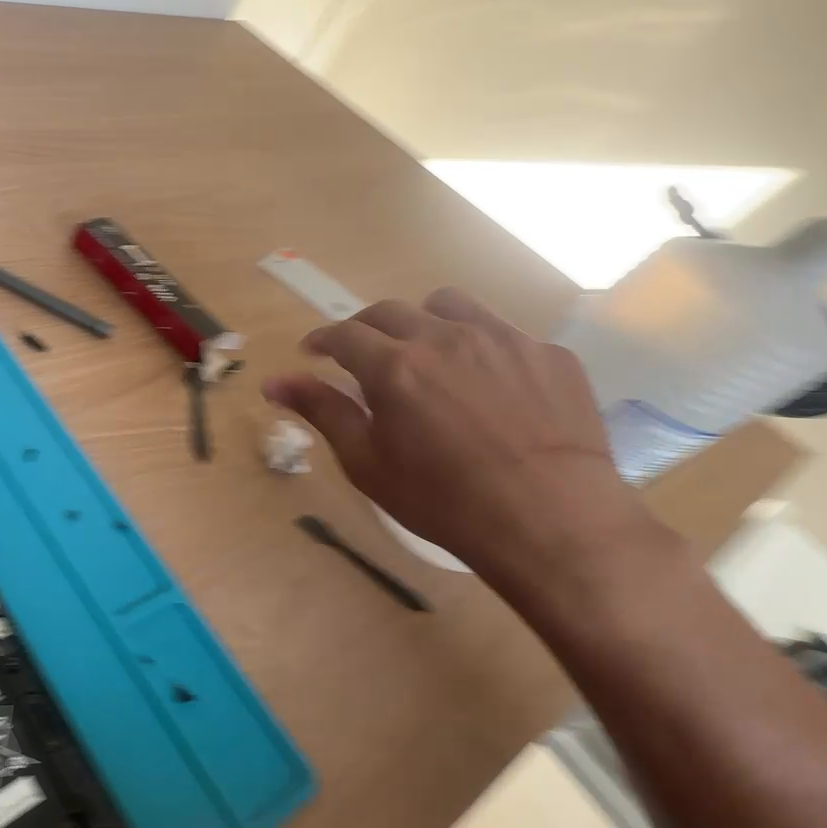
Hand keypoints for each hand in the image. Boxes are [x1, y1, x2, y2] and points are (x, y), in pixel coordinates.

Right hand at [263, 288, 655, 584]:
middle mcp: (444, 338)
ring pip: (449, 306)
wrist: (553, 522)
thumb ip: (322, 411)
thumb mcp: (367, 463)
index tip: (314, 354)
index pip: (343, 333)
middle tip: (362, 358)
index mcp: (393, 366)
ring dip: (424, 322)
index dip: (321, 341)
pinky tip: (486, 387)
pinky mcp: (549, 355)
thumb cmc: (443, 501)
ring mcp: (503, 340)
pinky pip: (503, 333)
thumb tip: (273, 381)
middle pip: (390, 312)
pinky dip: (479, 347)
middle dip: (365, 329)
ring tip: (427, 356)